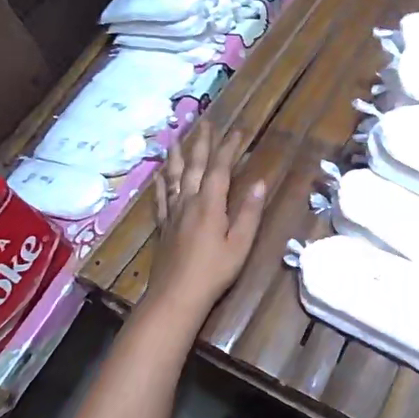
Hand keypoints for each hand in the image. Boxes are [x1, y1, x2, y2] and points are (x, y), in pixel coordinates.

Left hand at [148, 123, 267, 310]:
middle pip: (195, 165)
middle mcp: (189, 201)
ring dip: (179, 154)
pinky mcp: (163, 225)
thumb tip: (259, 182)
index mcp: (210, 204)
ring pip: (174, 175)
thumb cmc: (214, 272)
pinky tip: (159, 173)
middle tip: (206, 121)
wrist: (176, 295)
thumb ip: (249, 213)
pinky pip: (161, 196)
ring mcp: (173, 212)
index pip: (220, 168)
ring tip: (179, 136)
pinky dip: (161, 180)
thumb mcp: (240, 245)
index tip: (238, 130)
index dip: (229, 148)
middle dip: (202, 142)